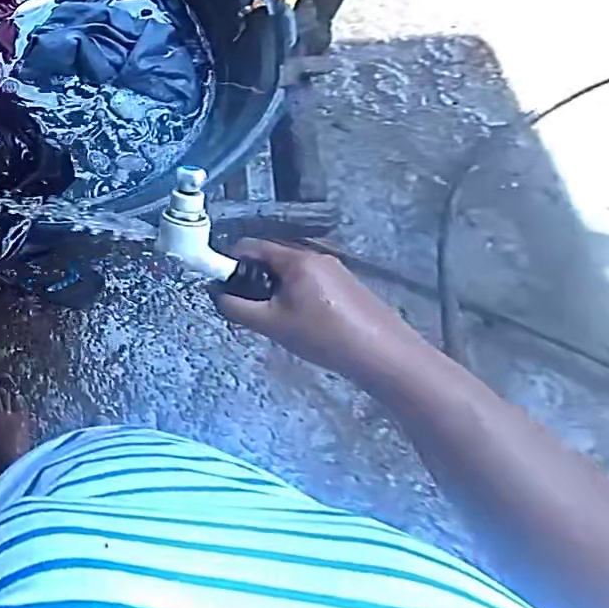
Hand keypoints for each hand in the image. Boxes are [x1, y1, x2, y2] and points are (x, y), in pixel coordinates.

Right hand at [217, 240, 432, 385]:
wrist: (391, 361)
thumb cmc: (326, 337)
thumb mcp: (270, 324)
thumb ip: (234, 307)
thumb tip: (217, 296)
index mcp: (296, 260)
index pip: (249, 246)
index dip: (227, 260)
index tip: (220, 281)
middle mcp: (317, 258)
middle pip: (270, 258)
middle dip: (251, 276)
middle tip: (246, 302)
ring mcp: (337, 272)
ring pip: (290, 272)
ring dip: (273, 287)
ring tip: (274, 315)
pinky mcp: (351, 288)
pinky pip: (310, 282)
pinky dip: (295, 294)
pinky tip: (302, 320)